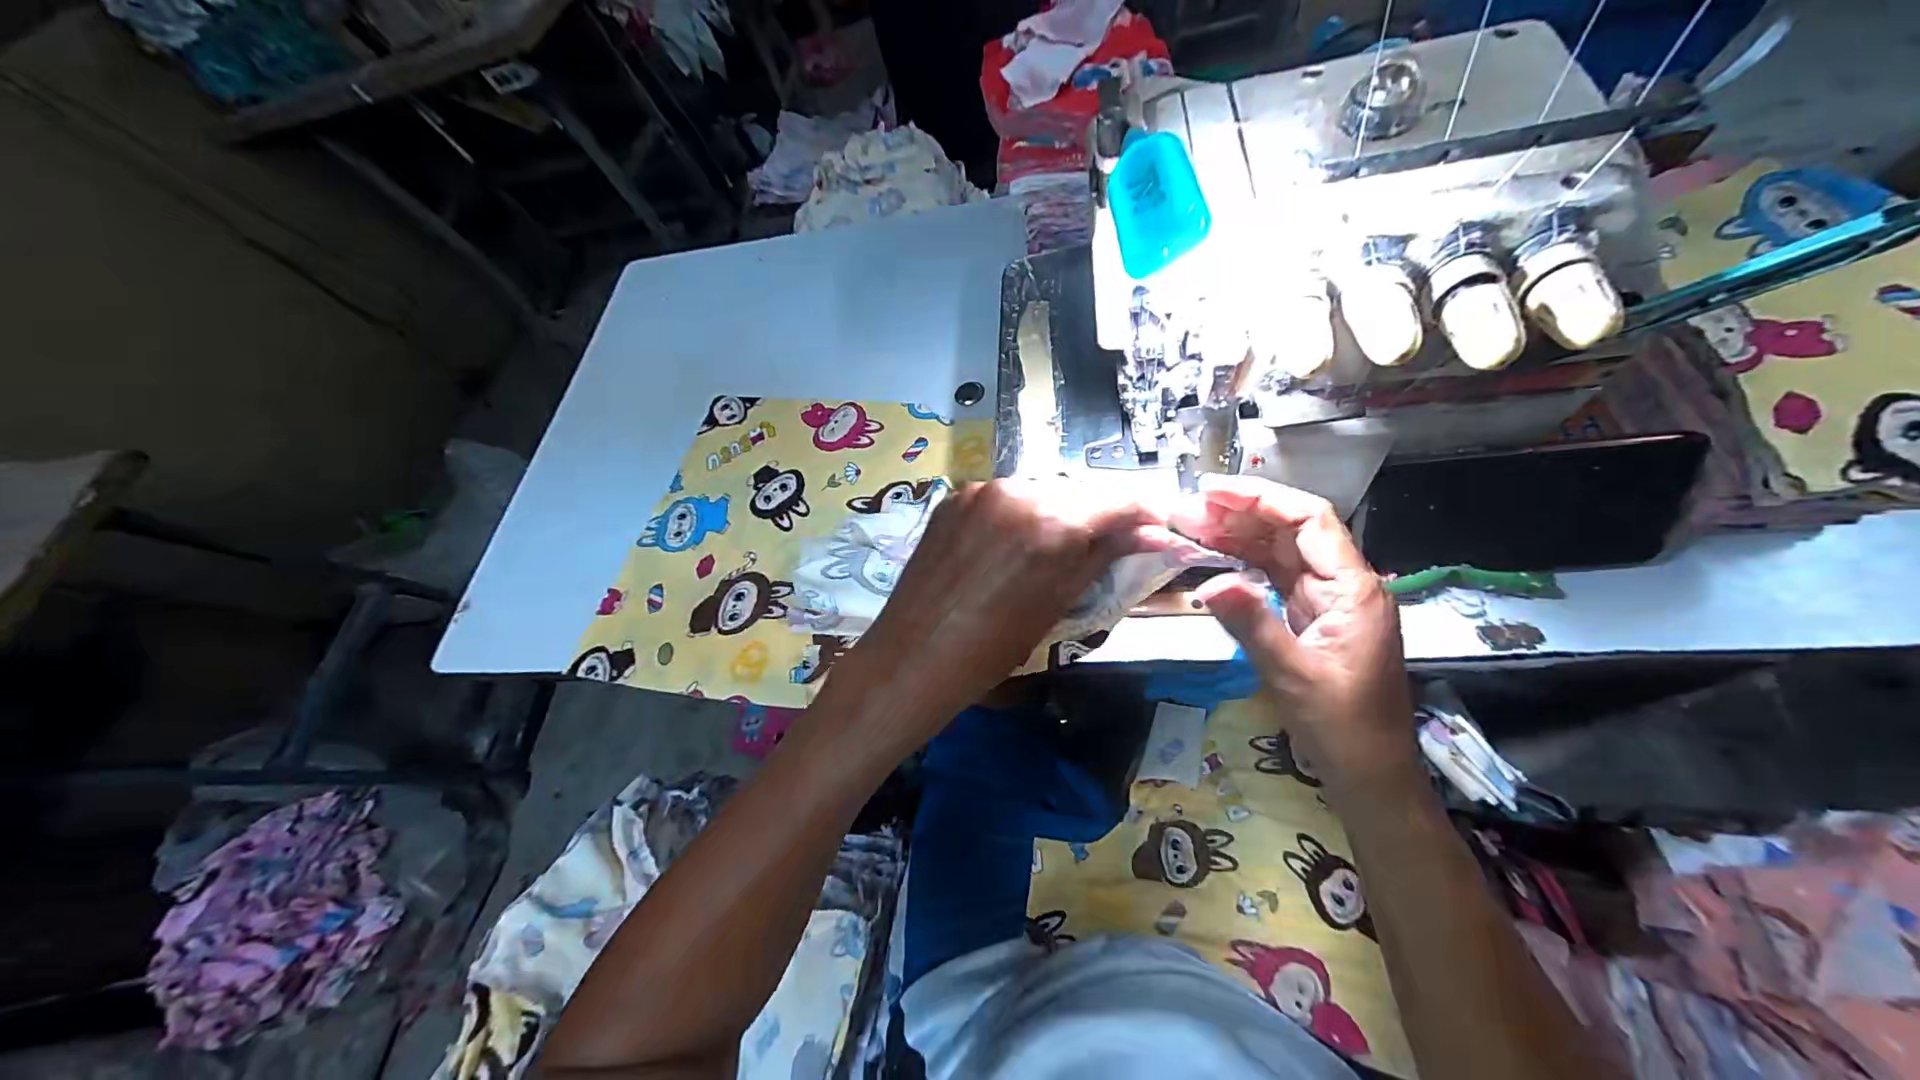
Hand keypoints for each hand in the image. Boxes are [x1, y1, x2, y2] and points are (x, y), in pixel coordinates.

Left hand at [823, 479, 1166, 753]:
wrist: (915, 656)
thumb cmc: (995, 647)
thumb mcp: (1060, 603)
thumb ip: (1106, 557)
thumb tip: (1154, 535)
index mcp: (1052, 523)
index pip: (1119, 500)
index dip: (1145, 514)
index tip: (1155, 529)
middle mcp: (1017, 491)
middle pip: (1080, 489)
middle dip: (1101, 513)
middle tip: (1109, 543)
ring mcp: (980, 490)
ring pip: (1041, 488)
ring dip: (1060, 510)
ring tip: (1057, 546)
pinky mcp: (954, 497)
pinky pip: (1005, 494)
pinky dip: (1021, 512)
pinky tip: (1014, 543)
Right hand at [1175, 476, 1416, 799]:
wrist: (1369, 771)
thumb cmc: (1341, 725)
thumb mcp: (1292, 674)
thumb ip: (1252, 624)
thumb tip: (1210, 583)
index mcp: (1352, 589)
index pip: (1310, 520)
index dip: (1261, 498)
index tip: (1214, 491)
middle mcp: (1344, 585)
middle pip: (1293, 530)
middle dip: (1241, 513)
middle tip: (1189, 509)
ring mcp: (1328, 601)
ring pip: (1283, 551)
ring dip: (1240, 535)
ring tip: (1193, 525)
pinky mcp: (1313, 617)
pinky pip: (1278, 576)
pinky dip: (1246, 562)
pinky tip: (1217, 555)